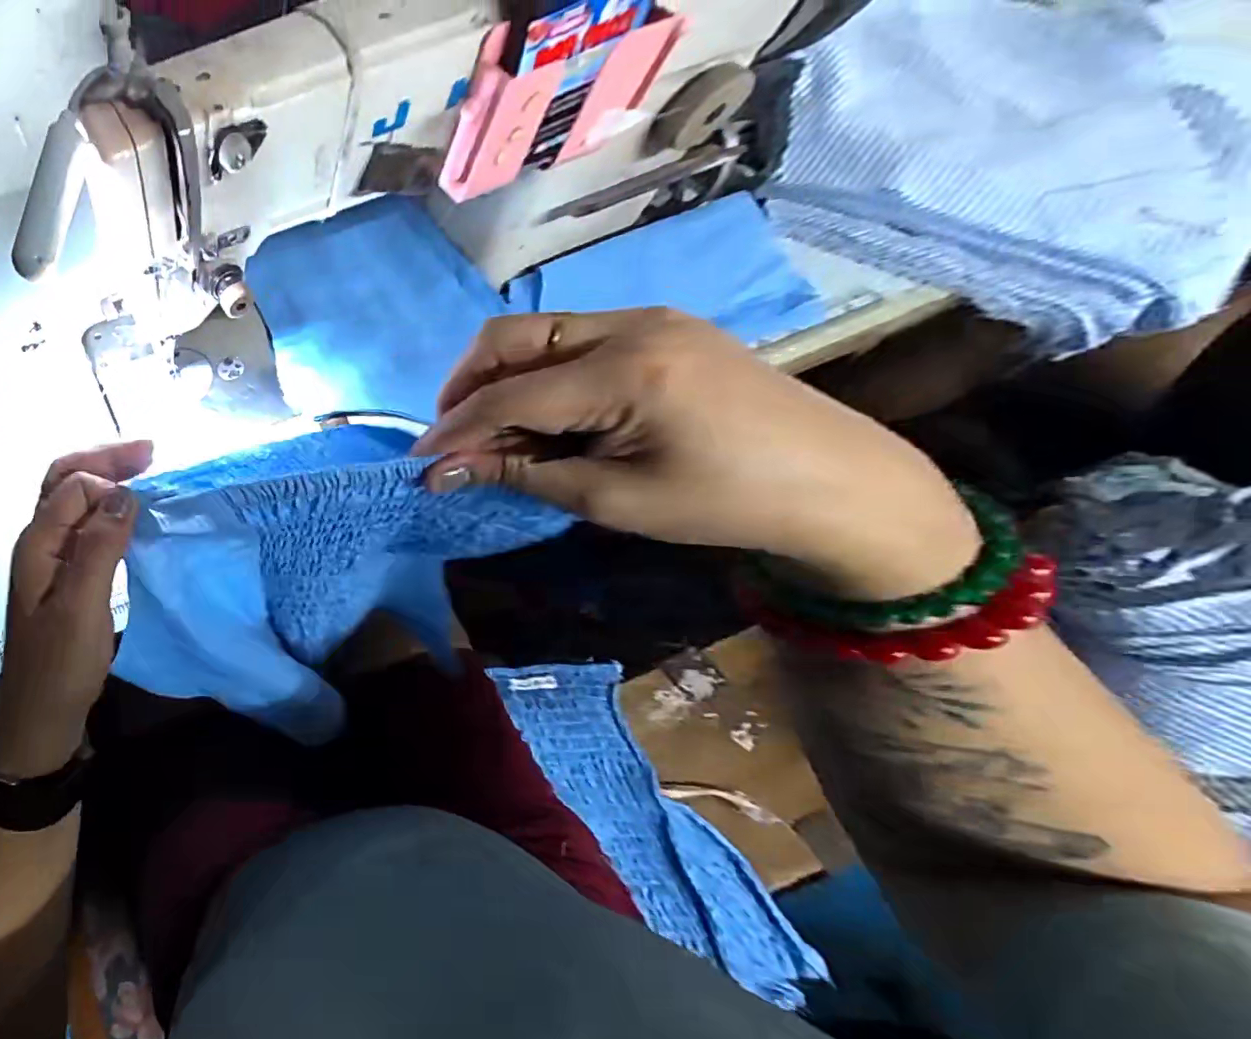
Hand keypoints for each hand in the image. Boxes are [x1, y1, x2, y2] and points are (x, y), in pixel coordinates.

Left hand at [0, 440, 151, 777]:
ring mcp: (53, 559)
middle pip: (65, 481)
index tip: (151, 489)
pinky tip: (134, 517)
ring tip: (146, 470)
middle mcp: (40, 543)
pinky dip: (111, 510)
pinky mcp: (69, 576)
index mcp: (37, 544)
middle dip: (105, 459)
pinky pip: (88, 528)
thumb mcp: (81, 606)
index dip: (109, 479)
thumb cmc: (59, 665)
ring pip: (76, 502)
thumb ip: (99, 547)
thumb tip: (124, 493)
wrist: (40, 715)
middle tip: (150, 450)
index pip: (72, 486)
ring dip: (107, 480)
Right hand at [414, 310, 979, 600]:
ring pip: (538, 335)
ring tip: (488, 434)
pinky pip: (573, 342)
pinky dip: (538, 377)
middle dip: (465, 387)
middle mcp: (629, 326)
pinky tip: (538, 416)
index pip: (508, 395)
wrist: (836, 483)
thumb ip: (523, 475)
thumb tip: (447, 472)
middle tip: (449, 440)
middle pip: (511, 338)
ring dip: (499, 380)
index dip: (454, 431)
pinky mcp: (659, 329)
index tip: (418, 463)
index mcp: (624, 371)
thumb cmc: (723, 504)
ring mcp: (648, 319)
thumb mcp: (612, 500)